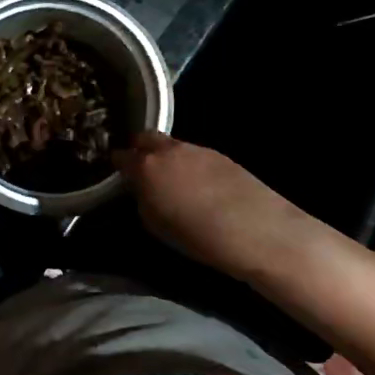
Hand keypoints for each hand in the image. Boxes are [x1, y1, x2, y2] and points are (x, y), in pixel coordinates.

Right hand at [112, 132, 301, 272]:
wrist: (257, 230)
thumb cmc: (196, 235)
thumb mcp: (154, 224)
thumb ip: (142, 199)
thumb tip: (142, 189)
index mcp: (145, 166)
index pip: (121, 156)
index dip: (117, 165)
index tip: (117, 175)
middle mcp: (168, 150)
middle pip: (145, 138)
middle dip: (139, 150)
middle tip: (140, 171)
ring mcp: (197, 149)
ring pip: (171, 145)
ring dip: (166, 157)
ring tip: (171, 181)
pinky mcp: (221, 156)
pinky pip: (193, 154)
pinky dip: (188, 164)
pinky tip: (197, 185)